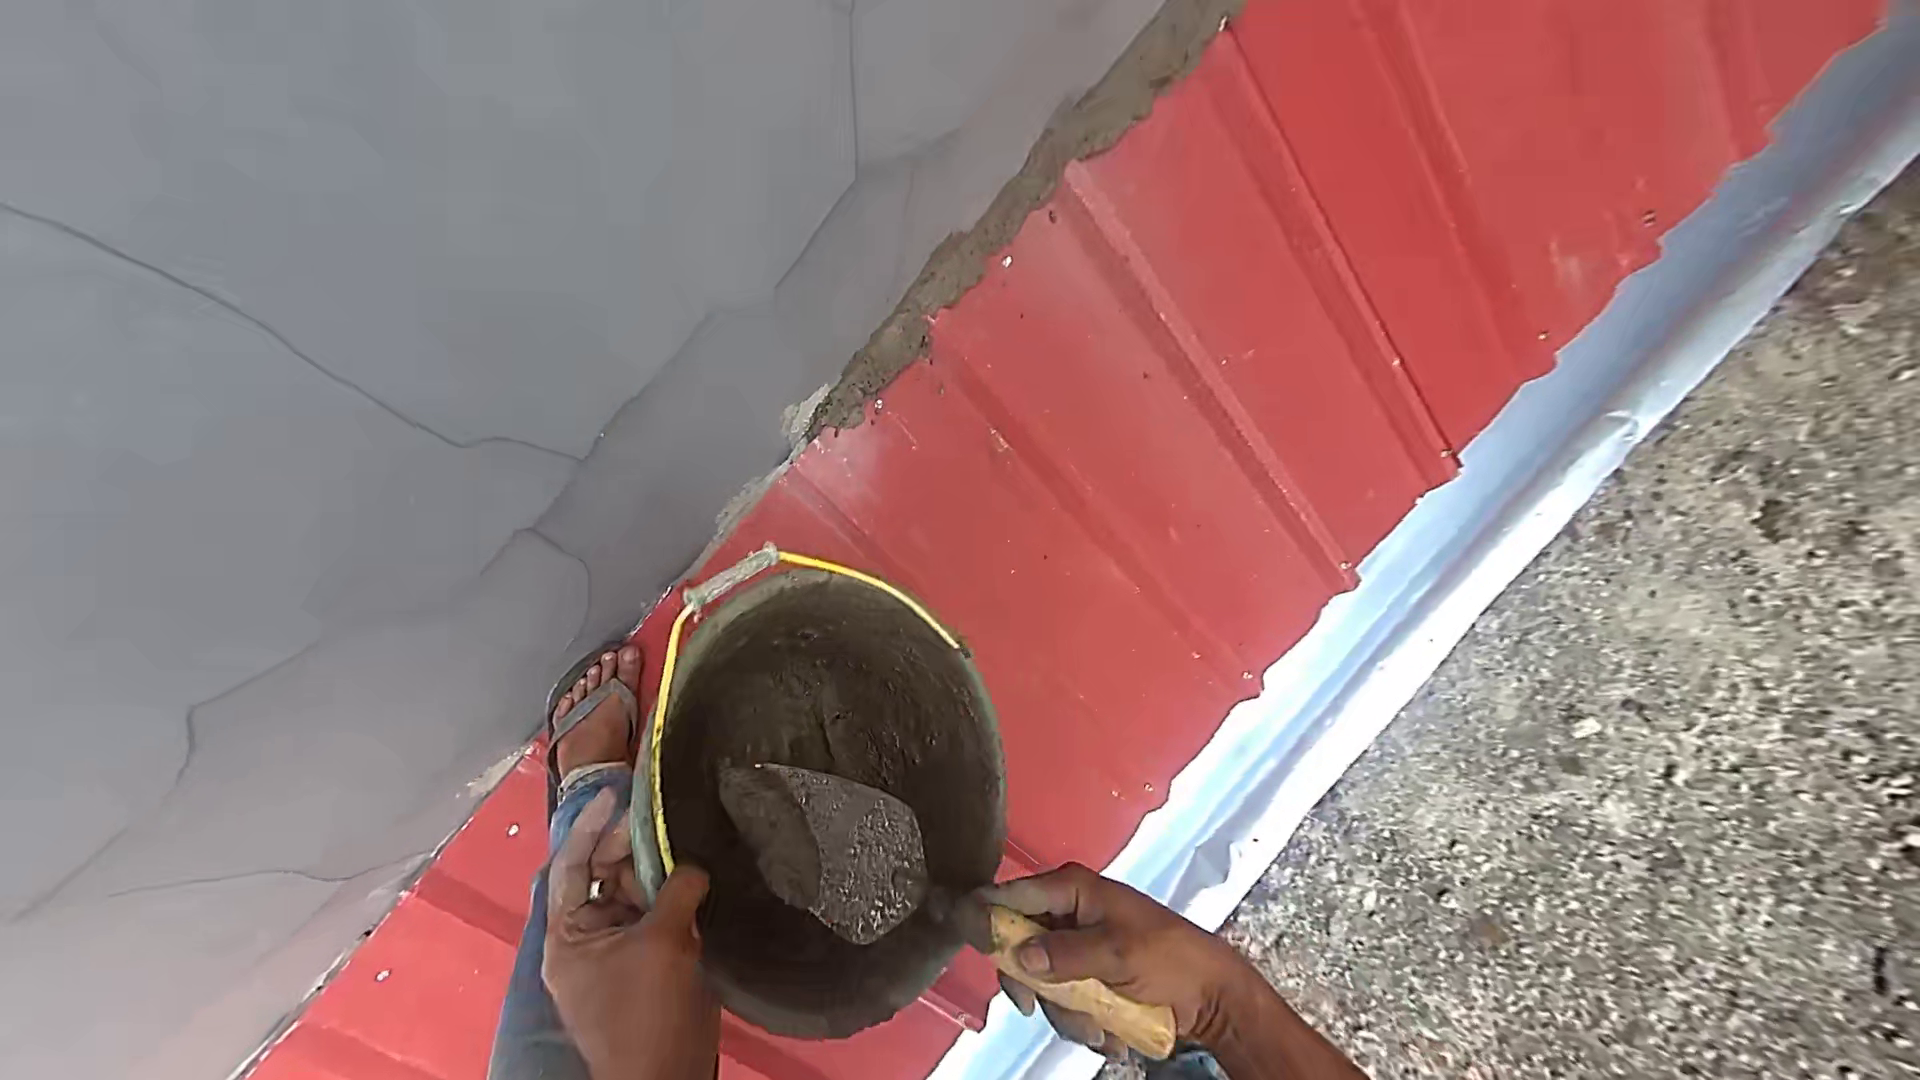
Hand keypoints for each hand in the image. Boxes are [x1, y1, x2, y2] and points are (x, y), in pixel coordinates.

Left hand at [544, 788, 719, 1079]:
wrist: (667, 1070)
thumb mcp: (660, 942)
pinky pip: (662, 902)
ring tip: (687, 832)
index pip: (571, 868)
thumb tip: (694, 864)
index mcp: (572, 936)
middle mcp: (592, 933)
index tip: (614, 794)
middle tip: (666, 817)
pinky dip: (678, 883)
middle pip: (607, 871)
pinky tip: (700, 863)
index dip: (590, 828)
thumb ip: (677, 888)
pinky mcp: (655, 948)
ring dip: (661, 860)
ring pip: (638, 884)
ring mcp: (624, 941)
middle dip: (634, 842)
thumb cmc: (647, 1008)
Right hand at [980, 863, 1256, 1056]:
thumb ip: (1065, 954)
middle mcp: (1066, 908)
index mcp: (1071, 886)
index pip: (1014, 894)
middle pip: (1019, 943)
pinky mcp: (1084, 969)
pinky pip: (1061, 995)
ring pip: (1040, 978)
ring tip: (1101, 1026)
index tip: (960, 930)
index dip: (984, 911)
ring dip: (1065, 1010)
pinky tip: (1108, 1029)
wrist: (1209, 991)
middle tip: (1040, 1007)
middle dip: (1036, 984)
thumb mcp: (1116, 953)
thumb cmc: (1165, 956)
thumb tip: (1017, 956)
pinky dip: (1080, 1018)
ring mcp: (1074, 940)